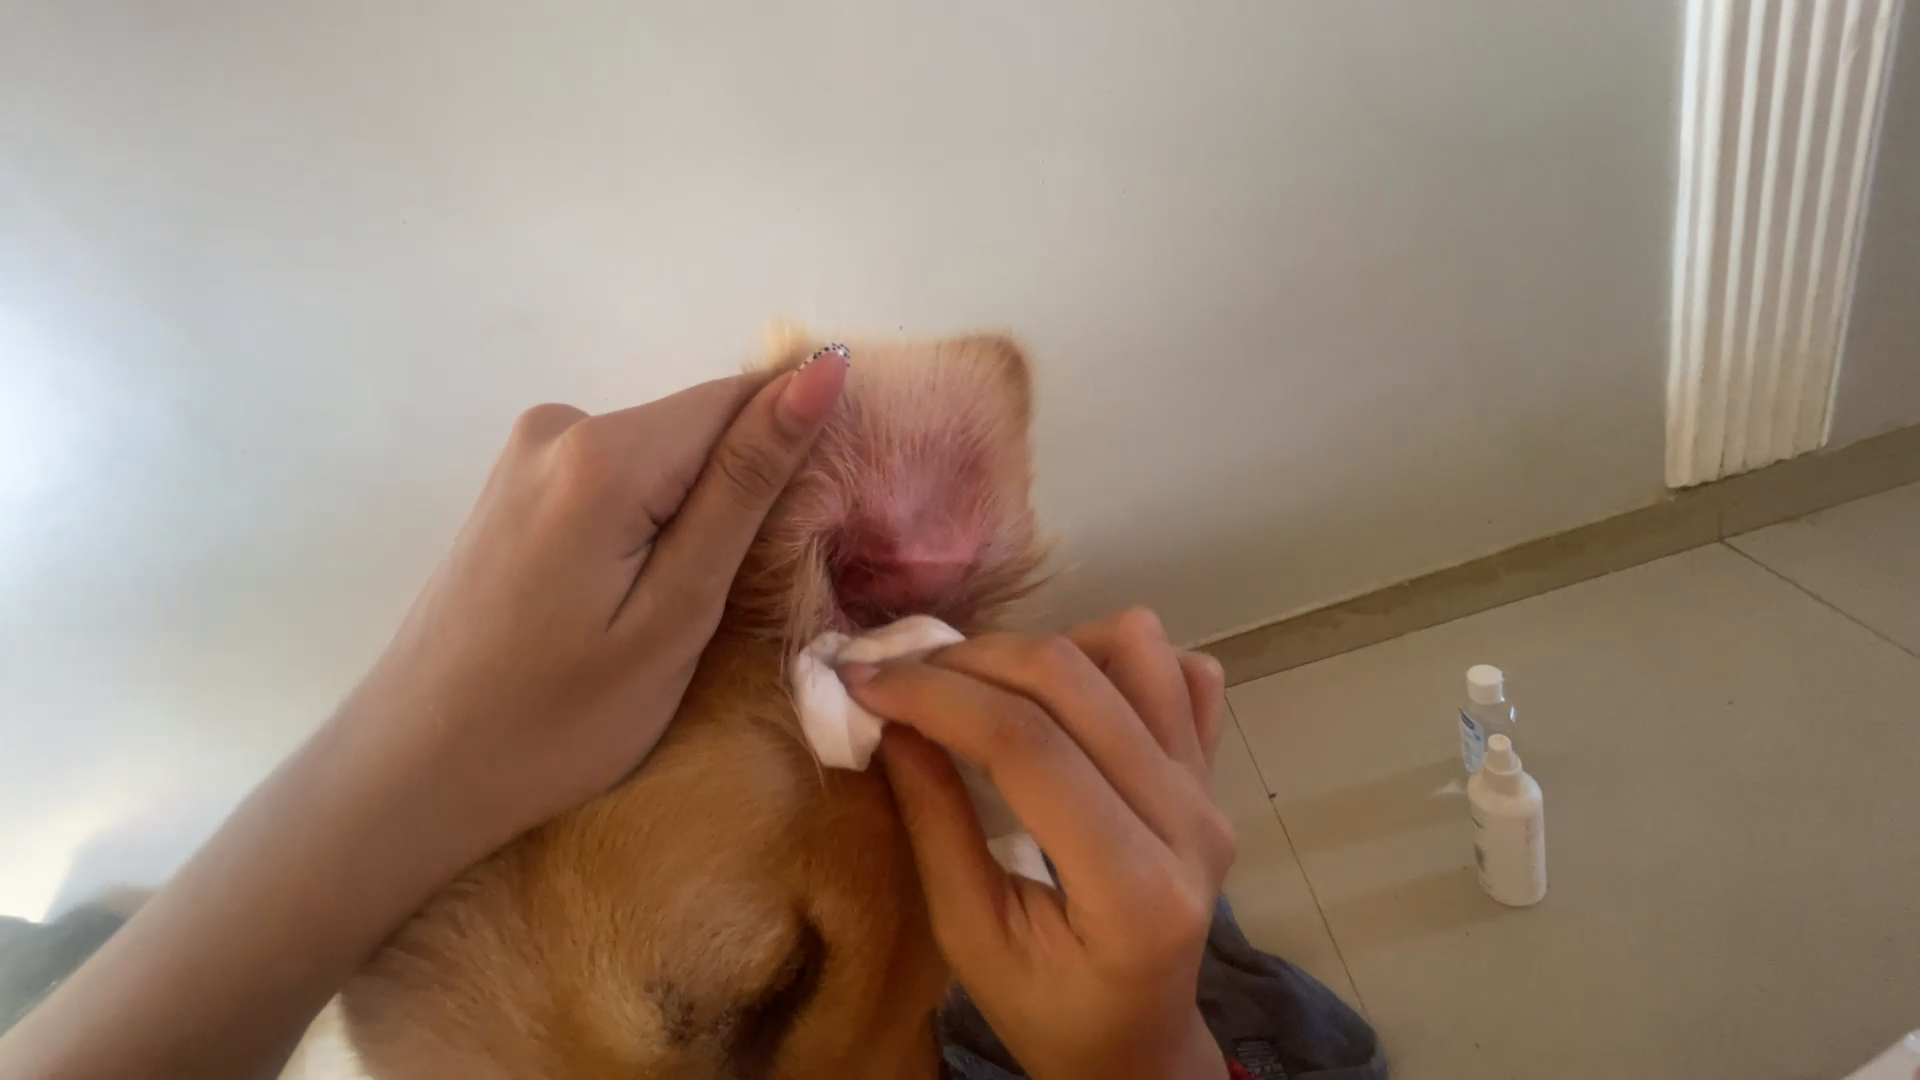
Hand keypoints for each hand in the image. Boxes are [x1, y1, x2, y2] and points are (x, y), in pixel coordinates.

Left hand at [342, 351, 846, 852]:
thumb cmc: (564, 716)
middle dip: (747, 487)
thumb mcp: (680, 606)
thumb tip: (820, 373)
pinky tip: (636, 584)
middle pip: (702, 425)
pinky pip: (623, 474)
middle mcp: (561, 425)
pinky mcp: (519, 484)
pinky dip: (657, 515)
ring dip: (702, 508)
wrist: (413, 775)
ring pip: (667, 453)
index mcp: (607, 453)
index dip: (795, 447)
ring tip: (686, 599)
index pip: (744, 399)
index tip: (813, 523)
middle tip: (743, 588)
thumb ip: (748, 483)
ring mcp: (530, 453)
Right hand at [846, 608, 1235, 1079]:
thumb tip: (890, 717)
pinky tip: (1068, 695)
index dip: (937, 696)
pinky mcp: (1211, 765)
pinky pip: (1177, 666)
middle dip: (970, 659)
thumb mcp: (971, 941)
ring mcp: (1210, 783)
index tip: (865, 682)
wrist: (1142, 1037)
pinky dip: (1114, 654)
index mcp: (1134, 890)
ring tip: (989, 685)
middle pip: (1072, 678)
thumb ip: (935, 823)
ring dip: (1045, 646)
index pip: (1028, 746)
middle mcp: (1190, 818)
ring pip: (1134, 645)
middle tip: (903, 675)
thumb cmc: (1050, 1010)